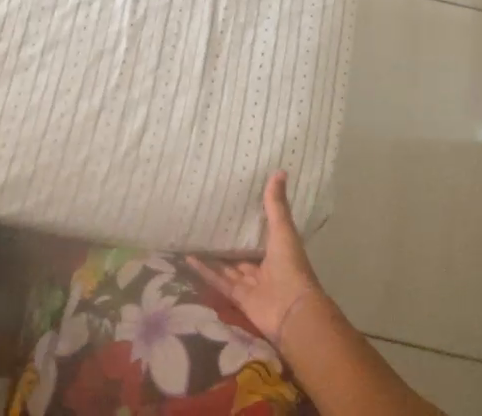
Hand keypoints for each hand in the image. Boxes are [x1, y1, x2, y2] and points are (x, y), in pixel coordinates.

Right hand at [188, 171, 324, 342]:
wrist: (292, 311)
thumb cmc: (291, 267)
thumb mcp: (283, 231)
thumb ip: (276, 205)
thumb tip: (280, 171)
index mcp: (277, 252)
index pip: (261, 236)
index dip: (249, 224)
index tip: (233, 206)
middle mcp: (264, 268)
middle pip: (243, 254)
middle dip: (229, 241)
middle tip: (208, 221)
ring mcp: (251, 284)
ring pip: (228, 268)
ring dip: (213, 256)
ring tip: (194, 238)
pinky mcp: (238, 297)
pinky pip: (219, 281)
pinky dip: (205, 271)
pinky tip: (188, 259)